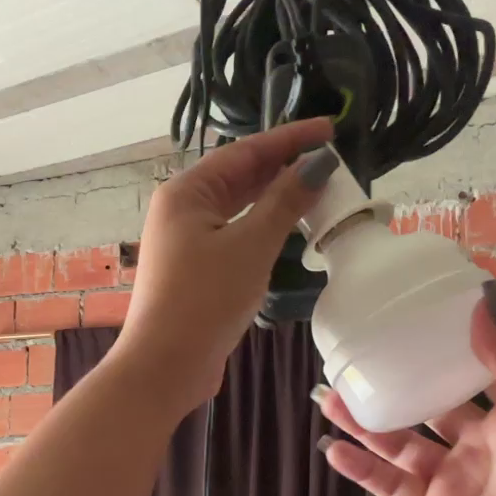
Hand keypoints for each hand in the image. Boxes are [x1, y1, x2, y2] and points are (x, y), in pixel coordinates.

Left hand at [109, 117, 336, 410]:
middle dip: (283, 168)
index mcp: (186, 193)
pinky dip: (263, 229)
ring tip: (318, 191)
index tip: (331, 129)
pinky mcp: (195, 272)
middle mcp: (181, 211)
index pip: (245, 151)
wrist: (165, 366)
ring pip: (238, 209)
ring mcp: (186, 243)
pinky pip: (235, 236)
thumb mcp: (251, 246)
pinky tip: (289, 230)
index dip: (290, 139)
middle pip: (239, 177)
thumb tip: (318, 163)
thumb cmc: (204, 300)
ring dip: (275, 200)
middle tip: (330, 162)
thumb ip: (285, 202)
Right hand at [315, 296, 495, 495]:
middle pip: (430, 402)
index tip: (411, 315)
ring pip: (402, 443)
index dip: (446, 342)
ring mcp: (458, 481)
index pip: (478, 366)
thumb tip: (479, 306)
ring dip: (367, 422)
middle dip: (396, 382)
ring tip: (329, 398)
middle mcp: (486, 442)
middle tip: (355, 360)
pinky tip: (333, 450)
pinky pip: (393, 486)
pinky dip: (364, 469)